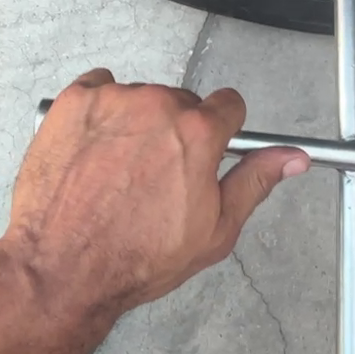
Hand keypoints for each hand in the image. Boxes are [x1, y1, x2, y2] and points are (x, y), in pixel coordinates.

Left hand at [0, 70, 307, 323]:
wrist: (63, 266)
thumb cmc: (135, 256)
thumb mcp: (214, 230)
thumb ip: (255, 181)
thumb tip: (291, 158)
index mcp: (198, 132)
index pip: (229, 104)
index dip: (222, 130)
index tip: (207, 148)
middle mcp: (157, 105)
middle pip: (181, 102)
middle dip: (176, 131)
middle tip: (156, 175)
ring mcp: (113, 100)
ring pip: (141, 96)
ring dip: (137, 122)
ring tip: (118, 169)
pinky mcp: (73, 101)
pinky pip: (100, 86)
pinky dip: (100, 109)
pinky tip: (95, 148)